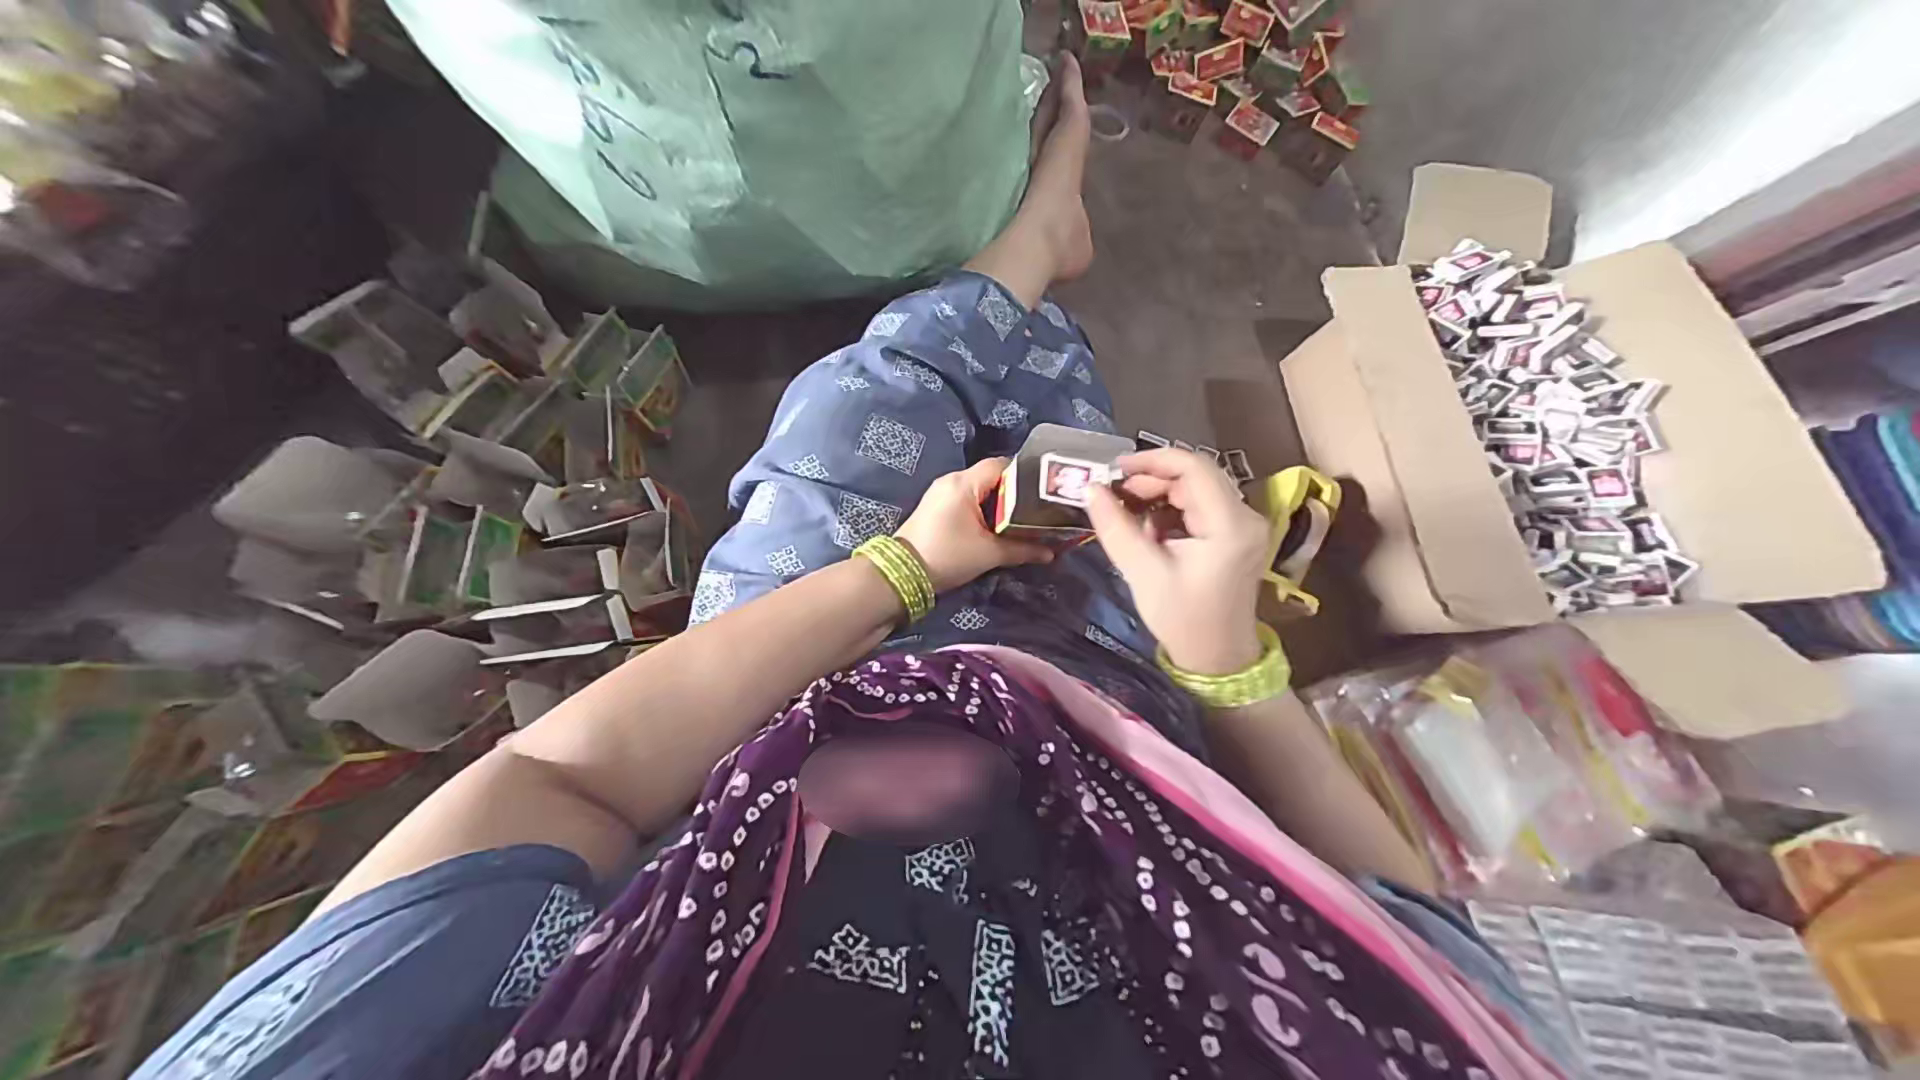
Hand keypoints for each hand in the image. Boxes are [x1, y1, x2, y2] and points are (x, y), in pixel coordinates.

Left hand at [895, 458, 1053, 592]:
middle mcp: (951, 481)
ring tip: (1021, 519)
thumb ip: (1023, 549)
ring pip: (979, 489)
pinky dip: (983, 509)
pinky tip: (997, 526)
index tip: (1042, 493)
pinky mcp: (936, 507)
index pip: (1001, 465)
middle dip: (1014, 492)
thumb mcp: (989, 554)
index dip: (1024, 476)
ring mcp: (941, 493)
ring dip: (999, 503)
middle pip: (991, 476)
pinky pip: (966, 499)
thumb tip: (1051, 552)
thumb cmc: (947, 556)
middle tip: (1037, 509)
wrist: (902, 575)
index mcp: (963, 483)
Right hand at [1085, 448, 1269, 674]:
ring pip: (1195, 488)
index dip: (1152, 460)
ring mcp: (1242, 525)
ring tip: (1128, 515)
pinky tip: (1149, 529)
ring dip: (1158, 495)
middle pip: (1195, 475)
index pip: (1193, 467)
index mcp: (1229, 524)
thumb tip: (1091, 489)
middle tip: (1115, 496)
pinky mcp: (1234, 534)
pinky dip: (1170, 509)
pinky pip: (1199, 506)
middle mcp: (1244, 516)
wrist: (1216, 657)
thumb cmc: (1182, 617)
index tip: (1115, 470)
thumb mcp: (1142, 571)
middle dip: (1151, 480)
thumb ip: (1115, 526)